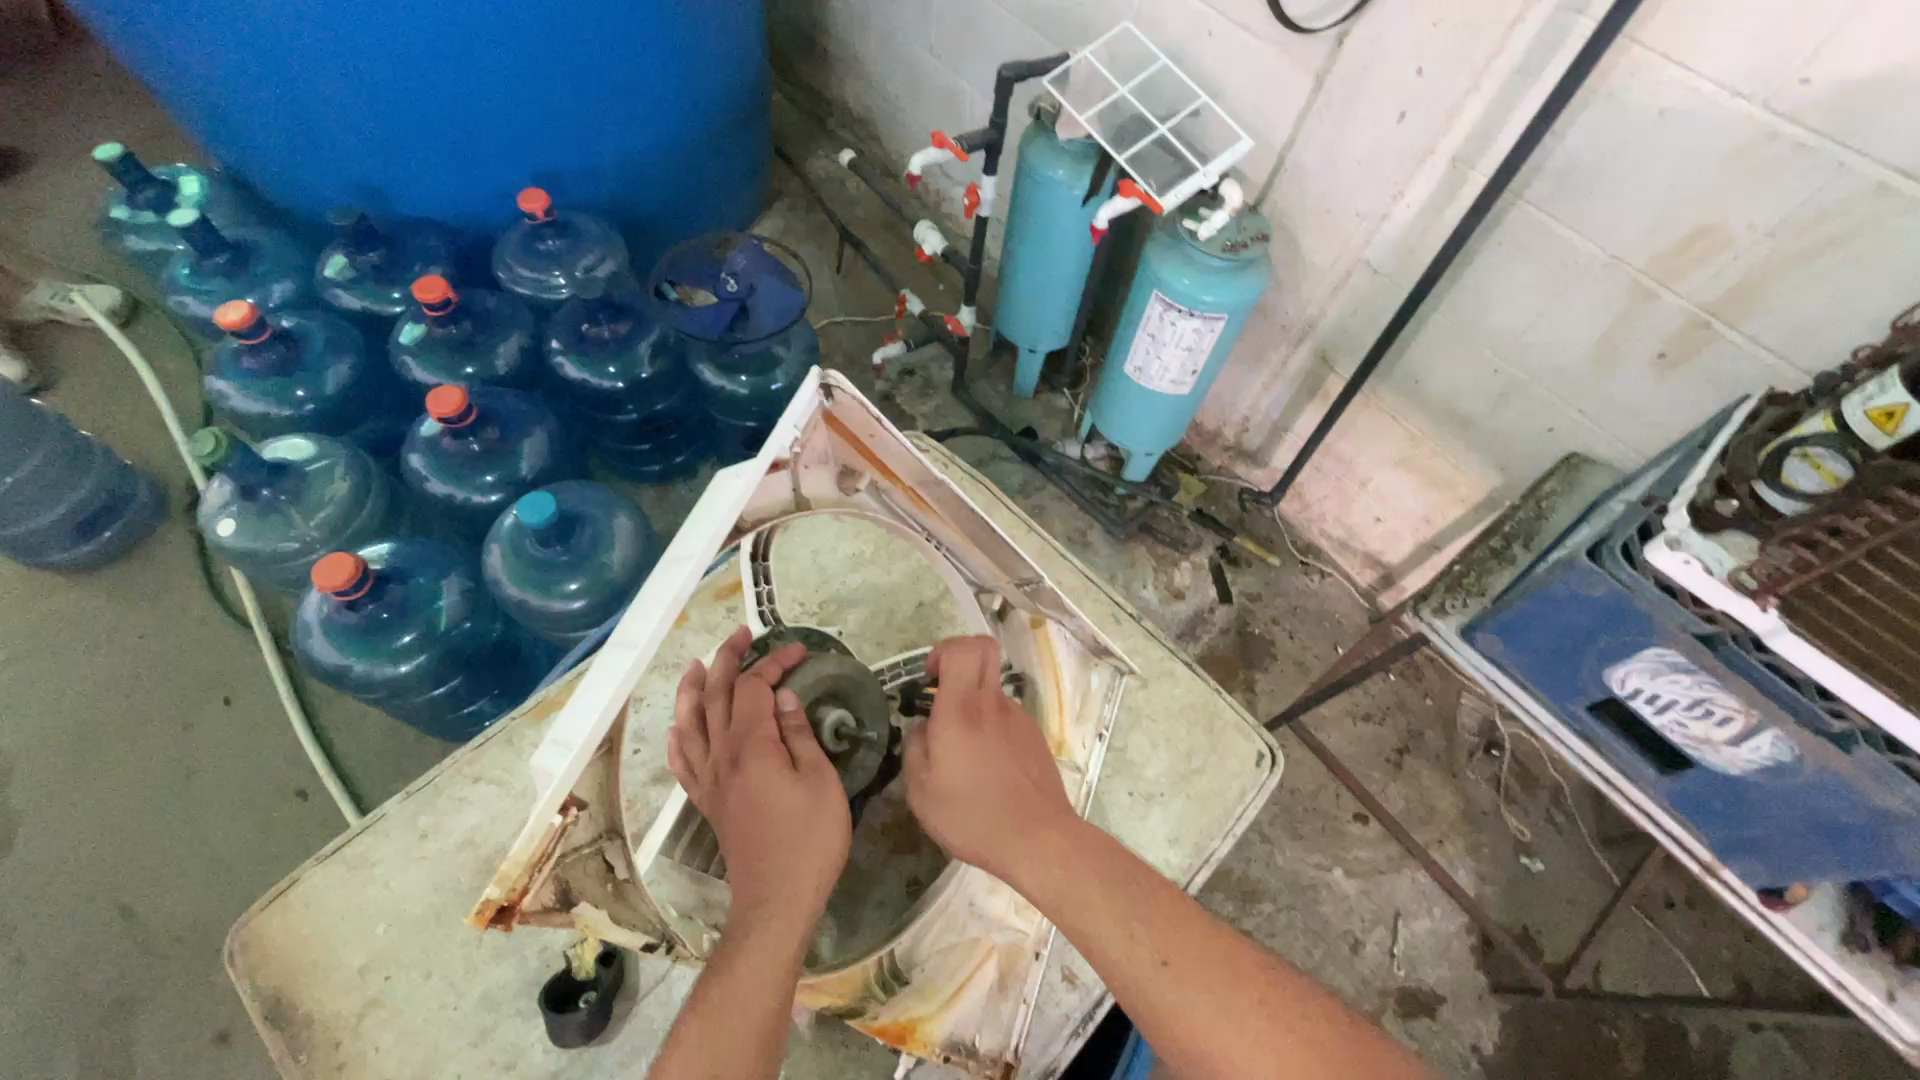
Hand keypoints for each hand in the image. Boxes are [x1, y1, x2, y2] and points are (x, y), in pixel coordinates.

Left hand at [668, 626, 851, 929]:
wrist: (776, 900)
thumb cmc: (809, 840)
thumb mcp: (820, 782)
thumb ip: (799, 735)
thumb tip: (784, 699)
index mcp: (752, 746)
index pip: (756, 688)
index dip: (774, 663)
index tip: (799, 651)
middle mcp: (722, 755)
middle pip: (716, 695)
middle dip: (728, 660)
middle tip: (742, 636)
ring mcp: (709, 779)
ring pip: (690, 722)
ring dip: (692, 689)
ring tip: (696, 665)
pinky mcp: (706, 801)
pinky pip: (683, 761)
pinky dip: (679, 737)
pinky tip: (679, 727)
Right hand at [904, 636, 1079, 883]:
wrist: (1039, 840)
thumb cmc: (973, 817)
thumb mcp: (922, 792)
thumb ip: (916, 749)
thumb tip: (924, 729)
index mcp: (962, 710)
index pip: (963, 648)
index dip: (944, 650)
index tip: (930, 678)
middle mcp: (993, 704)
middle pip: (985, 650)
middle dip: (960, 658)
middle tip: (943, 692)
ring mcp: (1019, 719)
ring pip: (993, 691)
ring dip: (974, 706)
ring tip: (964, 756)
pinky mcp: (1035, 737)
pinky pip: (1006, 718)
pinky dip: (991, 730)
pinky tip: (987, 770)